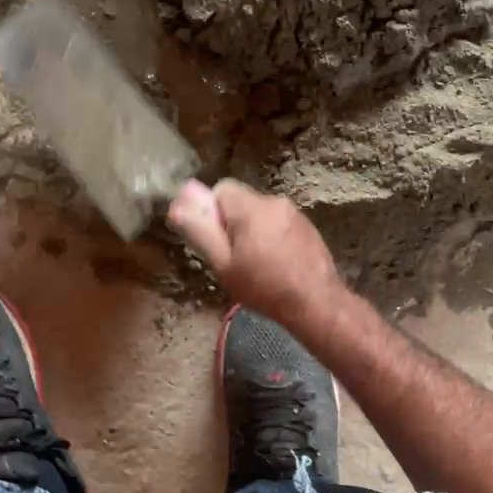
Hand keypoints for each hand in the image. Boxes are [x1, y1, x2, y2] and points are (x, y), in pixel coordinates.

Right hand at [168, 179, 346, 325]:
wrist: (316, 303)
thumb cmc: (264, 287)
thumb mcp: (224, 265)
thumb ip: (200, 233)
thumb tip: (176, 208)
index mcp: (251, 207)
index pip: (221, 189)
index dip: (212, 211)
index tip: (217, 239)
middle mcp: (274, 201)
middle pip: (241, 201)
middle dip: (232, 223)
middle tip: (234, 256)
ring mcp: (294, 213)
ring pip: (260, 213)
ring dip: (253, 230)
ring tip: (257, 264)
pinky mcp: (308, 226)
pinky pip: (278, 222)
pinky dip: (272, 236)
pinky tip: (277, 264)